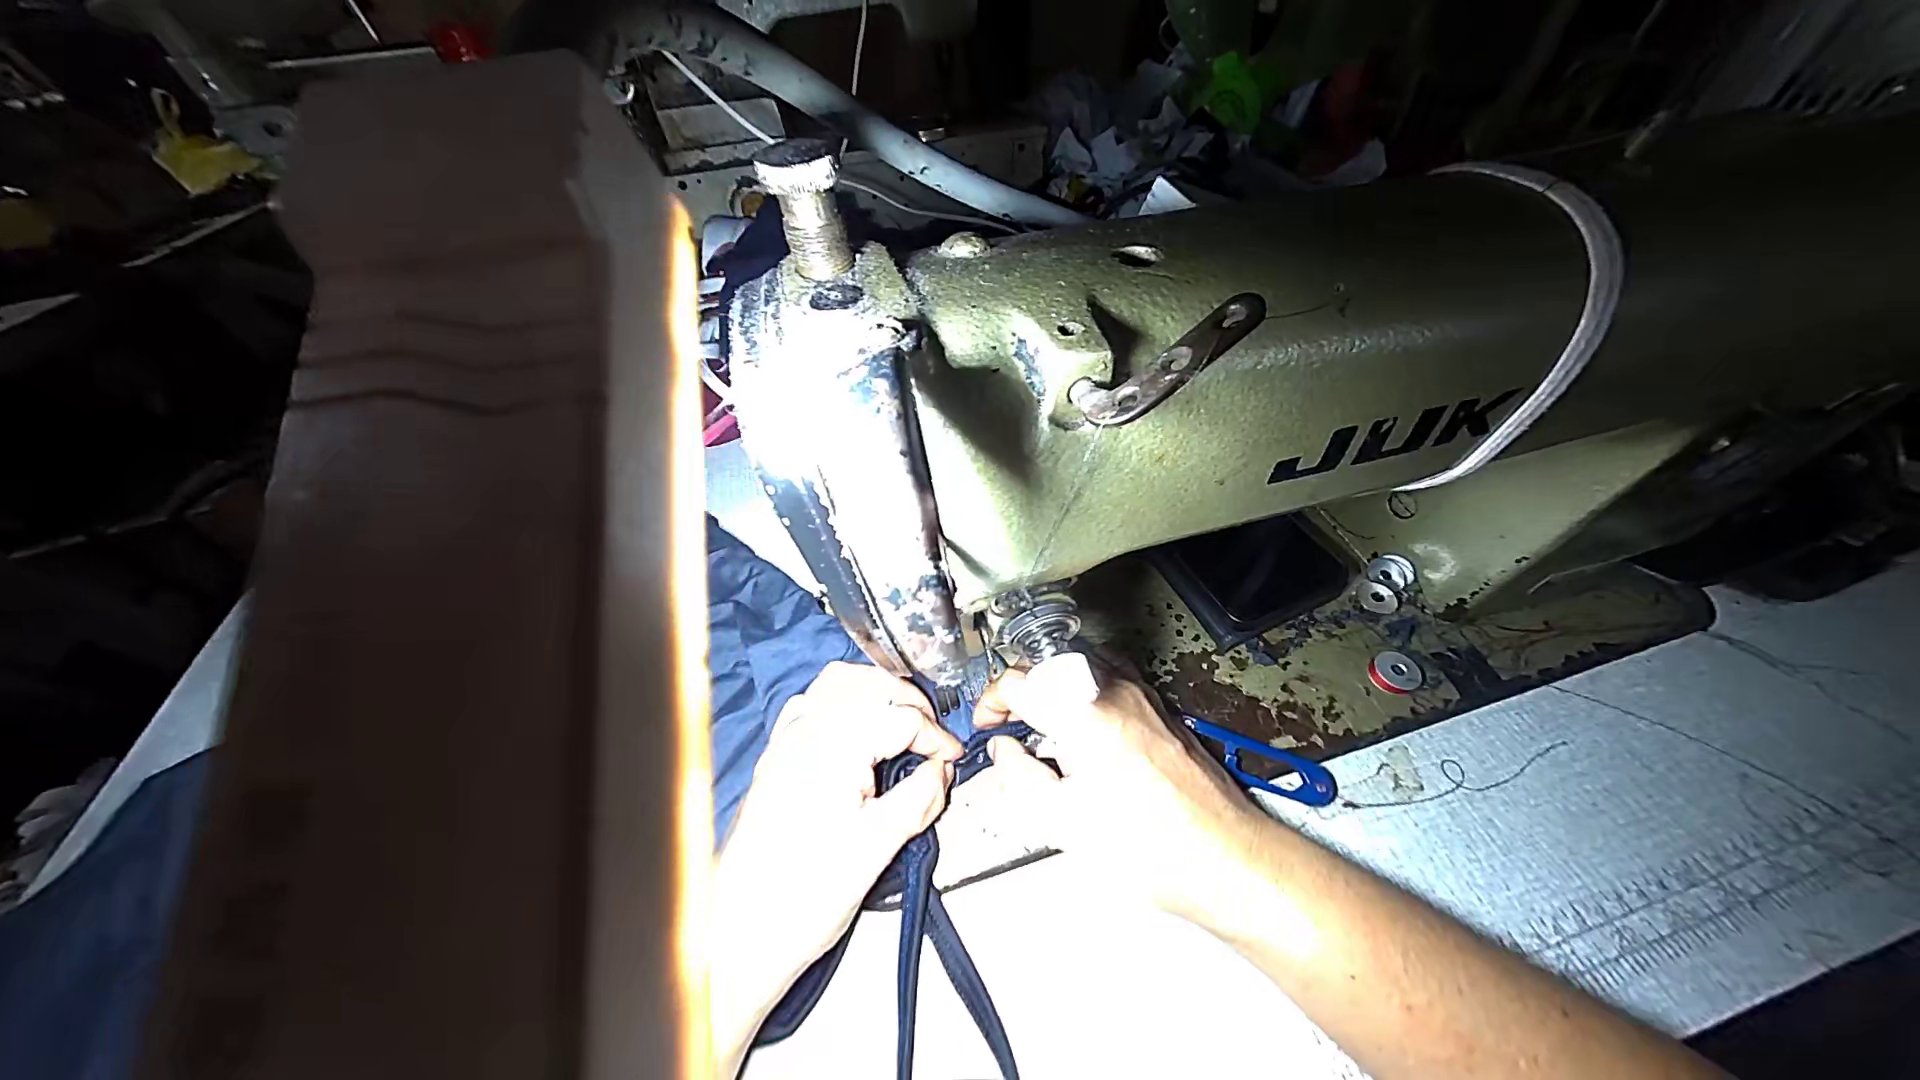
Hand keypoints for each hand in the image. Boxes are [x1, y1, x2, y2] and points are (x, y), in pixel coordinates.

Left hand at [710, 661, 962, 1073]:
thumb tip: (941, 771)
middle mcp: (807, 728)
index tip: (951, 760)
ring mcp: (787, 737)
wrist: (740, 929)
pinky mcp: (778, 752)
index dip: (937, 739)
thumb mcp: (878, 847)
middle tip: (932, 739)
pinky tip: (857, 728)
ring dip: (877, 692)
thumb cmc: (800, 895)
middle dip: (911, 704)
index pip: (904, 718)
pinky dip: (844, 701)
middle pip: (873, 684)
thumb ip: (919, 798)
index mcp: (835, 743)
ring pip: (840, 681)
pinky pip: (814, 700)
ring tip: (902, 723)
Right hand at [973, 660, 1263, 917]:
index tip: (989, 722)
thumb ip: (1020, 776)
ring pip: (1078, 664)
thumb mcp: (1063, 821)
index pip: (1019, 681)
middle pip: (1047, 664)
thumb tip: (1004, 752)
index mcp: (1083, 713)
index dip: (992, 701)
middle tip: (1009, 723)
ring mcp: (1140, 695)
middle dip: (1019, 690)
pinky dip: (1083, 688)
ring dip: (1051, 685)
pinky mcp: (1157, 707)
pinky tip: (1084, 725)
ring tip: (1043, 724)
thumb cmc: (1155, 846)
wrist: (1223, 857)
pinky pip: (1108, 676)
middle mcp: (1113, 691)